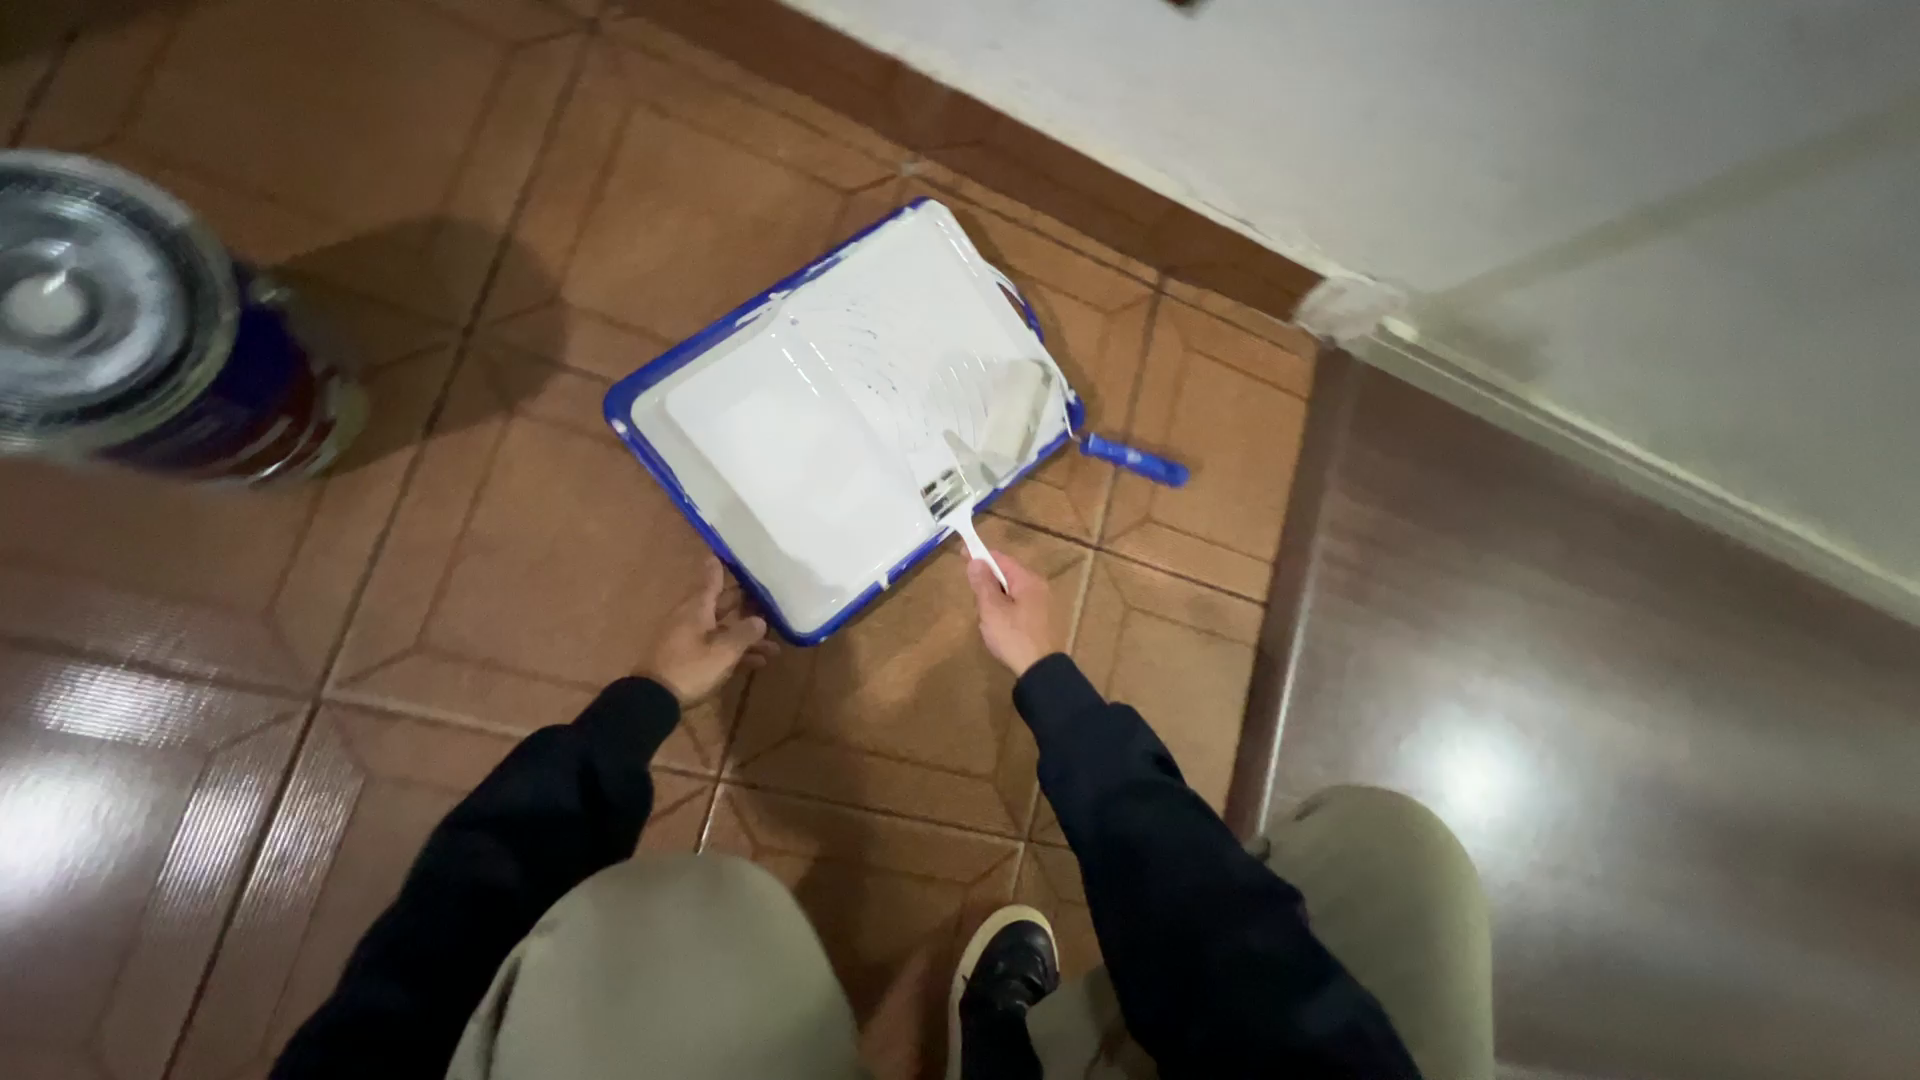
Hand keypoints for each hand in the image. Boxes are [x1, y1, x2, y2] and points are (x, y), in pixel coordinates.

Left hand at [643, 557, 777, 704]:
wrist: (652, 701)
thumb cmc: (690, 667)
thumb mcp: (724, 651)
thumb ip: (745, 632)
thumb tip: (760, 619)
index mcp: (697, 608)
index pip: (712, 578)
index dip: (721, 565)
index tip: (730, 551)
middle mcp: (692, 617)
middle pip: (723, 603)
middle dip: (747, 603)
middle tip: (769, 599)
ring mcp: (689, 638)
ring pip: (723, 629)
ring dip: (746, 635)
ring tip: (774, 645)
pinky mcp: (688, 658)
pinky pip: (717, 647)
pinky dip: (735, 652)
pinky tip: (758, 663)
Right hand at [966, 551, 1058, 676]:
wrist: (1041, 670)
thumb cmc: (1014, 637)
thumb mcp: (992, 609)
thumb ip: (983, 583)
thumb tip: (976, 560)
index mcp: (1027, 580)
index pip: (1001, 558)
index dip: (980, 555)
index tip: (962, 552)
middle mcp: (1038, 587)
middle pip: (1007, 575)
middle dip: (988, 583)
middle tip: (976, 601)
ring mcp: (1043, 604)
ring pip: (1011, 593)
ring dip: (995, 600)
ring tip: (987, 621)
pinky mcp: (1042, 621)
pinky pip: (1018, 606)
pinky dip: (1005, 611)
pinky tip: (999, 628)